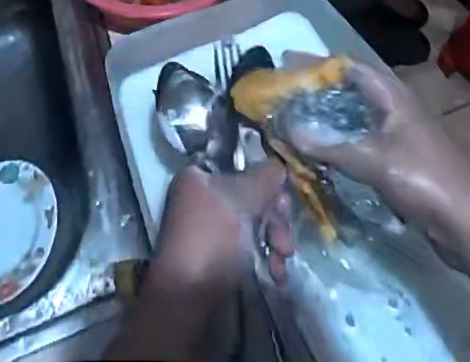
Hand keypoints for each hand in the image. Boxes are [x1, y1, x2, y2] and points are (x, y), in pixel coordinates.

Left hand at [152, 163, 294, 287]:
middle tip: (283, 237)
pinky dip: (267, 259)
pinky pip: (250, 251)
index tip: (281, 200)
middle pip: (251, 199)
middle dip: (274, 218)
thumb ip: (264, 179)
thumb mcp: (240, 200)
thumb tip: (278, 165)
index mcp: (197, 179)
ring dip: (275, 241)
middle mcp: (202, 202)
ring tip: (281, 260)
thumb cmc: (210, 240)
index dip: (264, 182)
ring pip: (255, 226)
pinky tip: (276, 273)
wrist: (186, 305)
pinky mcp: (220, 263)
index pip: (240, 168)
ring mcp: (211, 234)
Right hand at [277, 56, 469, 233]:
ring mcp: (400, 130)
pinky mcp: (401, 155)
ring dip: (328, 110)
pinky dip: (340, 135)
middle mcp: (396, 105)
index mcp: (393, 94)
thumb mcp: (373, 161)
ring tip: (298, 112)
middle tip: (287, 87)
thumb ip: (330, 146)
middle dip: (319, 84)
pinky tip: (322, 146)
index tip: (286, 62)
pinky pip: (362, 134)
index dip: (317, 62)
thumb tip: (288, 129)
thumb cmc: (424, 180)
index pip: (349, 66)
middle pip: (352, 85)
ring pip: (357, 111)